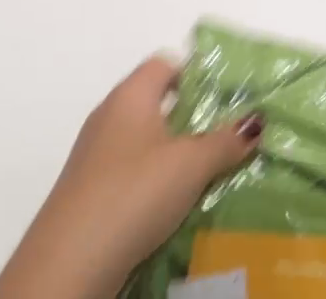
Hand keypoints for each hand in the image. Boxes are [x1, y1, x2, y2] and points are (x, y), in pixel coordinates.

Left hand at [0, 57, 262, 298]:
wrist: (70, 262)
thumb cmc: (134, 192)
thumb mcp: (191, 164)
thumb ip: (226, 140)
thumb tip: (256, 120)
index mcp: (130, 95)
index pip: (165, 64)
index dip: (196, 74)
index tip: (226, 96)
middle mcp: (109, 115)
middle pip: (156, 103)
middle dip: (192, 118)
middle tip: (228, 135)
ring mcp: (95, 154)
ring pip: (145, 141)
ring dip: (175, 154)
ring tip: (210, 172)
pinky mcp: (89, 190)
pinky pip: (131, 171)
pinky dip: (155, 181)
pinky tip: (176, 203)